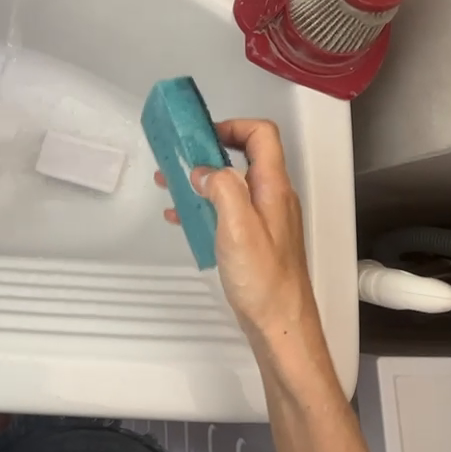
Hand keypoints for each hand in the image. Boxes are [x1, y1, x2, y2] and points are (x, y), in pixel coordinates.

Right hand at [156, 118, 315, 342]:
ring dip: (202, 178)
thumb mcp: (237, 226)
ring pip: (232, 184)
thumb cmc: (263, 281)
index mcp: (273, 188)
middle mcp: (272, 198)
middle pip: (245, 156)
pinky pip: (227, 209)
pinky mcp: (254, 239)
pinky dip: (204, 205)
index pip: (261, 135)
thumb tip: (203, 171)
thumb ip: (221, 188)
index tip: (200, 135)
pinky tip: (181, 216)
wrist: (280, 326)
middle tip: (179, 156)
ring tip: (170, 183)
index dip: (232, 125)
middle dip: (209, 150)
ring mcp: (264, 219)